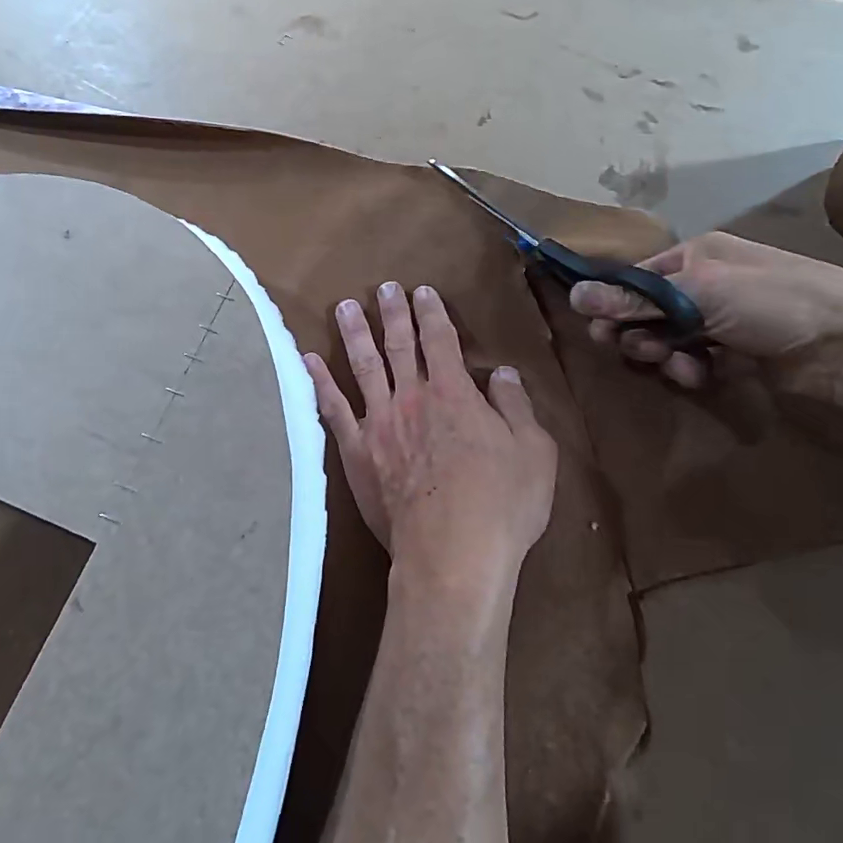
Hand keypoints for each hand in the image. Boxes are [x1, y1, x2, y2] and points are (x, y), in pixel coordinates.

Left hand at [303, 282, 557, 580]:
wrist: (452, 554)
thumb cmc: (502, 505)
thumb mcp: (534, 451)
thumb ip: (516, 407)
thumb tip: (502, 372)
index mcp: (456, 394)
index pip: (442, 340)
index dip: (433, 313)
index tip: (423, 291)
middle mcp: (413, 398)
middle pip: (401, 345)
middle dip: (394, 313)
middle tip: (384, 288)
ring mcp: (380, 424)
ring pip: (363, 366)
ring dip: (355, 334)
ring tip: (345, 307)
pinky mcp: (356, 452)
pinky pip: (333, 409)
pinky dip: (319, 383)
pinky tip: (308, 361)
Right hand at [570, 232, 842, 392]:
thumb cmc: (772, 301)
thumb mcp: (698, 293)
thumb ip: (635, 298)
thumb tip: (575, 295)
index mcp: (696, 256)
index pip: (637, 278)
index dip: (614, 303)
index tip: (599, 329)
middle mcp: (705, 284)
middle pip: (647, 311)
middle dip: (638, 332)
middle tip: (638, 350)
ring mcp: (721, 320)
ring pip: (667, 339)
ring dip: (663, 354)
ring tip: (676, 364)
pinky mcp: (735, 354)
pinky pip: (692, 361)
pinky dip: (689, 369)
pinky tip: (700, 375)